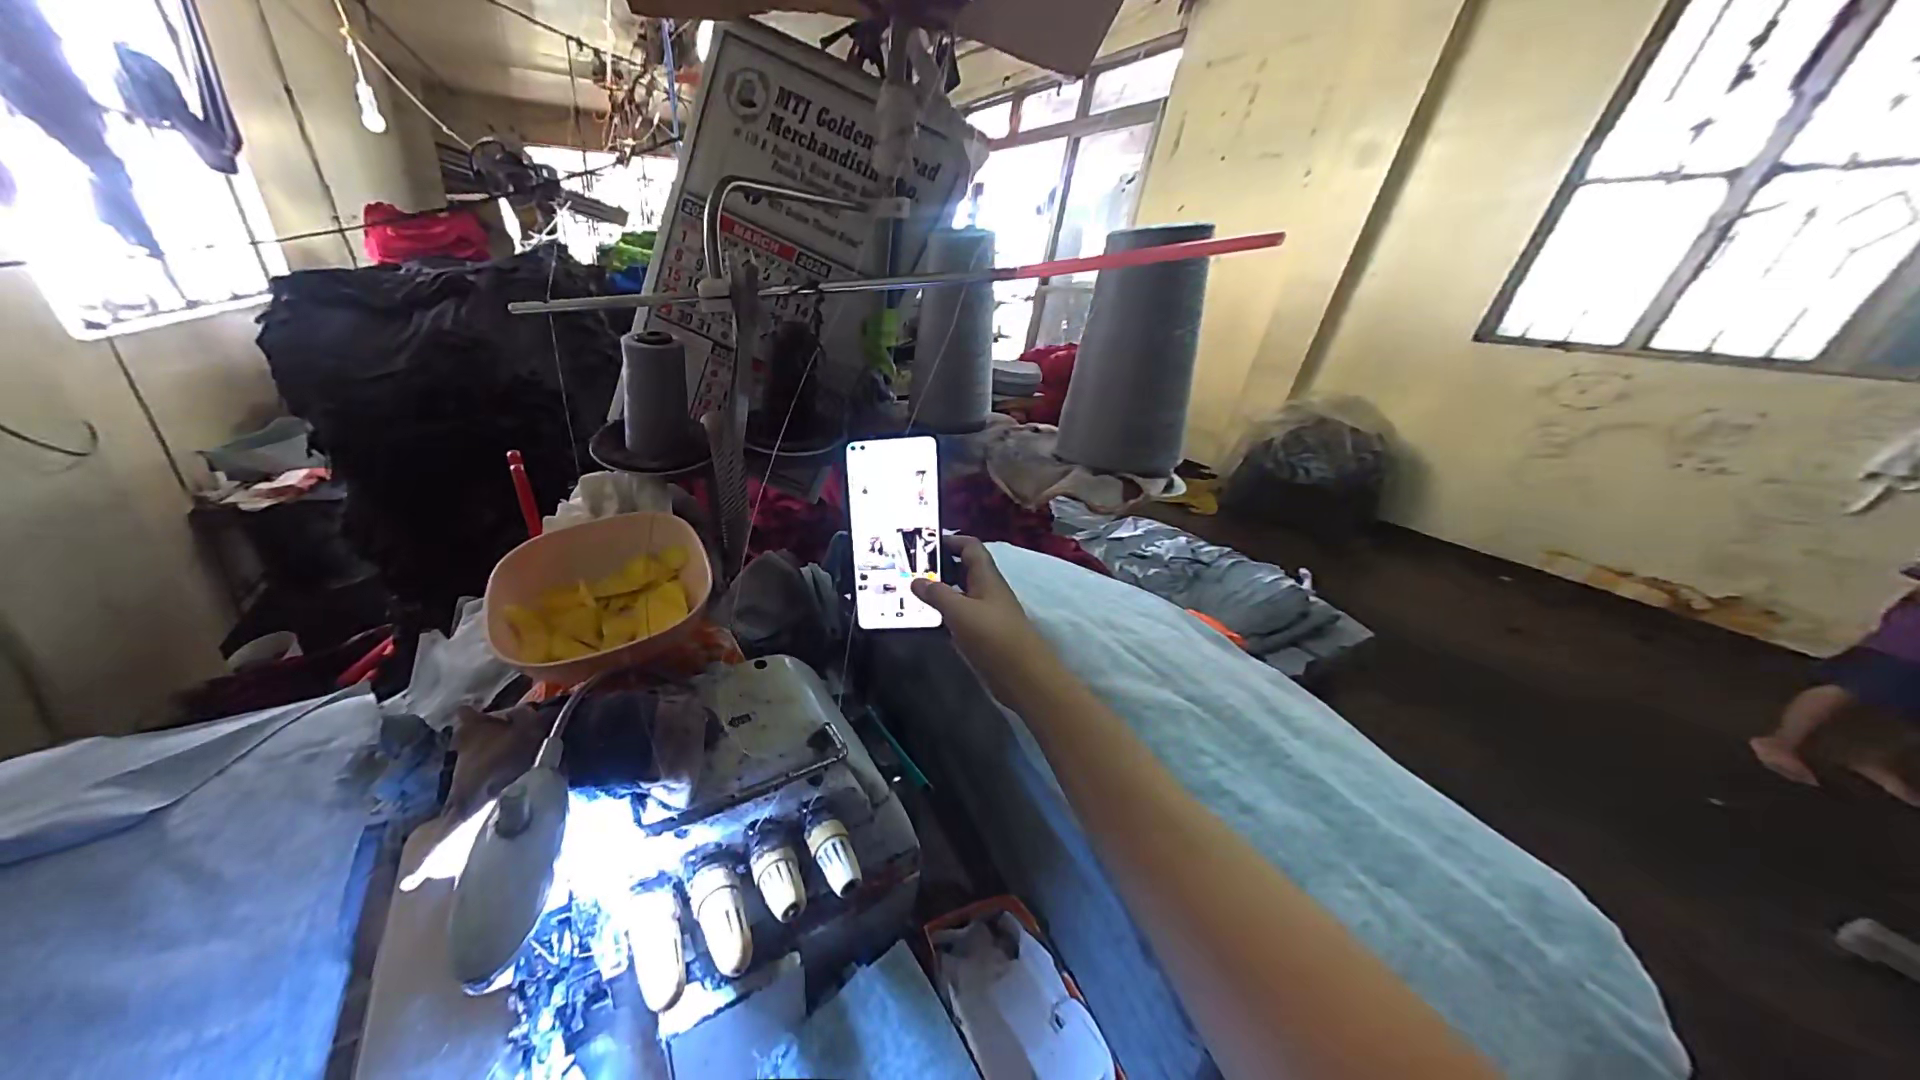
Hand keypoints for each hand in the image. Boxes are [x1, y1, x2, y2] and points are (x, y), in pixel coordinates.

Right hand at [911, 536, 1056, 699]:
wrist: (1022, 674)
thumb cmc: (993, 635)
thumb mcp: (960, 611)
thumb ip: (937, 594)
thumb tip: (916, 580)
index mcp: (987, 577)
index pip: (971, 547)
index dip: (951, 540)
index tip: (924, 543)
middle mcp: (988, 590)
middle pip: (964, 569)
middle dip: (940, 566)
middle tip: (910, 569)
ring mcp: (987, 612)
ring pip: (961, 593)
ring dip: (940, 591)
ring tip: (911, 592)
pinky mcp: (984, 634)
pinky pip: (961, 616)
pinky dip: (944, 613)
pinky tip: (926, 619)